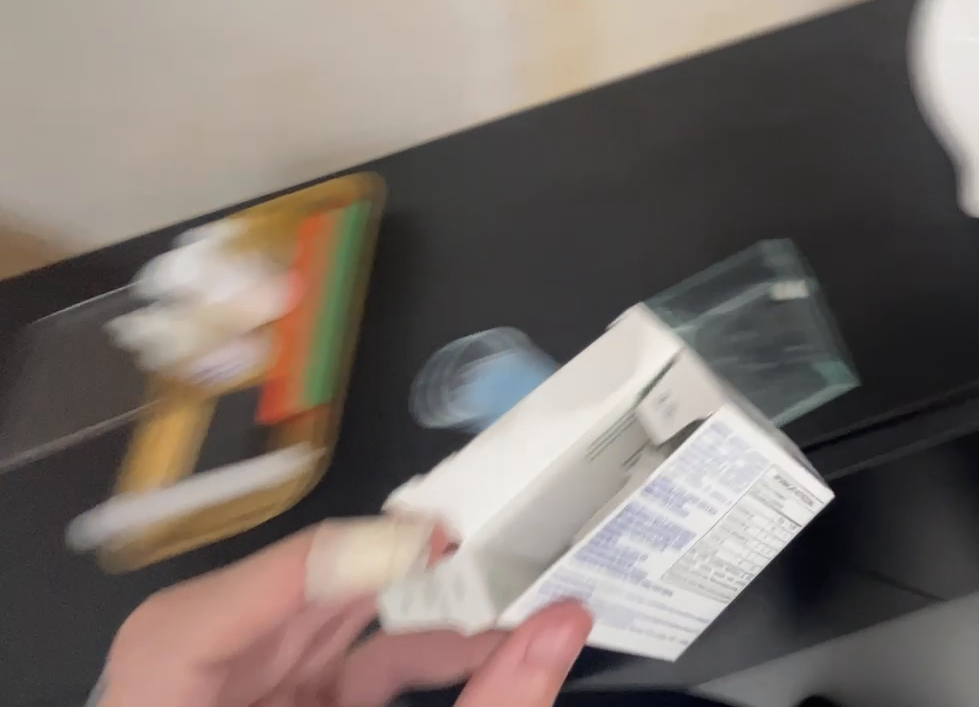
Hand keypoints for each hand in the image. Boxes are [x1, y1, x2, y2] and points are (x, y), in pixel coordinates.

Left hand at [101, 518, 592, 706]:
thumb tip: (566, 623)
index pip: (180, 640)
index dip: (292, 574)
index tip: (413, 546)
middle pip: (257, 616)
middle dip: (369, 572)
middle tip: (464, 542)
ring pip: (305, 631)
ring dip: (404, 603)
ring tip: (491, 587)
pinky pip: (342, 667)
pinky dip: (415, 648)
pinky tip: (480, 644)